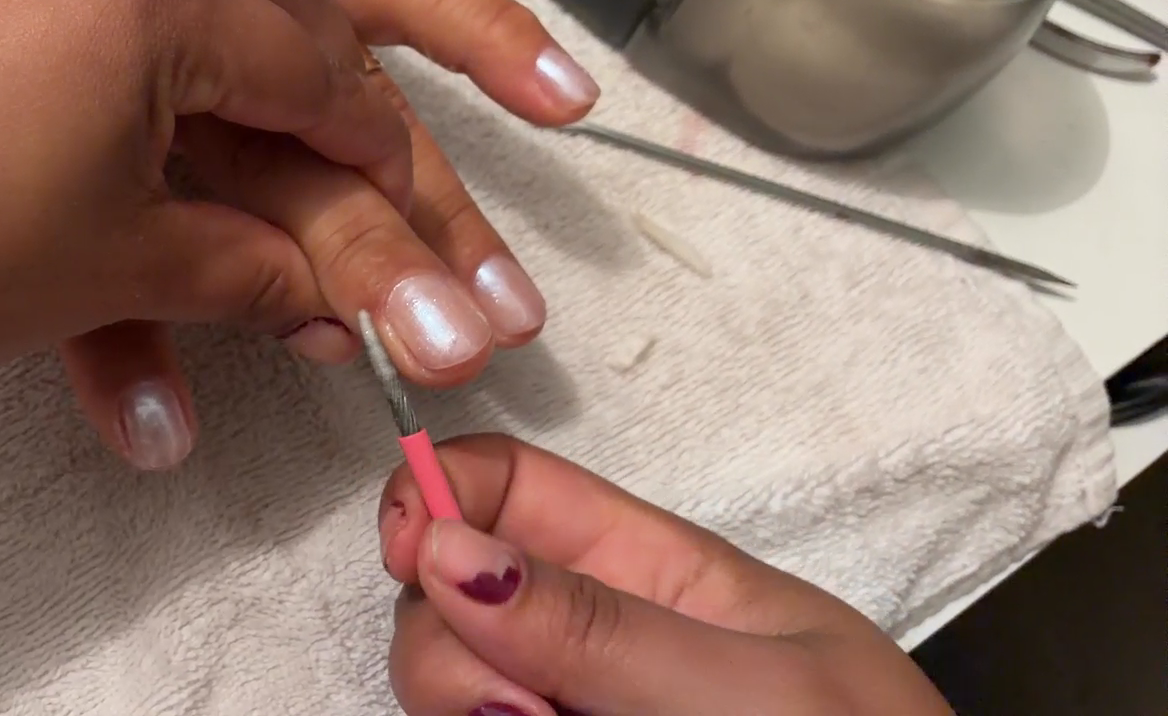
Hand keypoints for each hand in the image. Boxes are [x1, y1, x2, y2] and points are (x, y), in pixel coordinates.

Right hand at [377, 436, 954, 715]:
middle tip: (515, 707)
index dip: (436, 485)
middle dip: (442, 621)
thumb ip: (601, 626)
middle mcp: (573, 619)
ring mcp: (549, 692)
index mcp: (636, 561)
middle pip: (447, 571)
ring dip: (454, 691)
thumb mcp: (764, 698)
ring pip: (438, 654)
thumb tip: (441, 545)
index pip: (505, 477)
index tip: (406, 545)